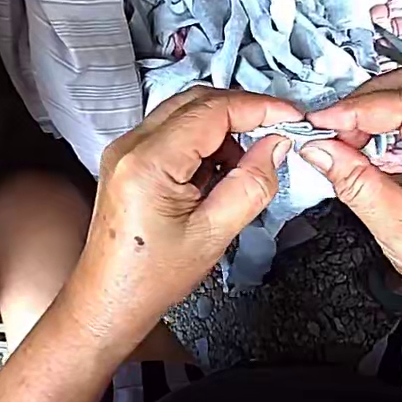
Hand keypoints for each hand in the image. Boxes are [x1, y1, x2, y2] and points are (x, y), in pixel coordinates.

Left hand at [61, 87, 300, 349]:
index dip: (258, 107)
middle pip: (197, 101)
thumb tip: (275, 145)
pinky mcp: (129, 159)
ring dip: (223, 128)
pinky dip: (204, 142)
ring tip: (244, 166)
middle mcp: (131, 145)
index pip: (212, 110)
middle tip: (277, 131)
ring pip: (186, 113)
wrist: (110, 300)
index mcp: (149, 162)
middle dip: (242, 111)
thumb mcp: (214, 233)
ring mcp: (126, 150)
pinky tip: (218, 173)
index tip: (290, 115)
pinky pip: (174, 132)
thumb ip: (252, 184)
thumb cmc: (153, 276)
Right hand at [302, 83, 401, 332]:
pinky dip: (384, 120)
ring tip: (342, 136)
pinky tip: (362, 138)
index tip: (325, 122)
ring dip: (373, 108)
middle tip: (329, 129)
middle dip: (367, 102)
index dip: (364, 109)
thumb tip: (320, 148)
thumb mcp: (400, 233)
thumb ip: (357, 185)